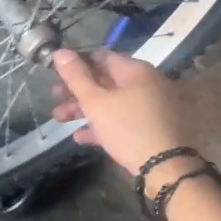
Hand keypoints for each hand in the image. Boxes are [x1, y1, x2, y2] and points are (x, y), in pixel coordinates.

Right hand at [50, 49, 187, 173]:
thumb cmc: (127, 128)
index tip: (56, 75)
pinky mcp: (154, 128)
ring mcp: (153, 106)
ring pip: (113, 102)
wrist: (166, 168)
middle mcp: (147, 83)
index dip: (76, 64)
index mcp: (136, 71)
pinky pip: (124, 120)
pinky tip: (80, 137)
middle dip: (76, 91)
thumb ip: (75, 76)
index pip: (101, 57)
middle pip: (105, 81)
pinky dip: (103, 124)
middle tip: (55, 99)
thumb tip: (59, 52)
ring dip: (85, 109)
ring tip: (60, 120)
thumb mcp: (95, 101)